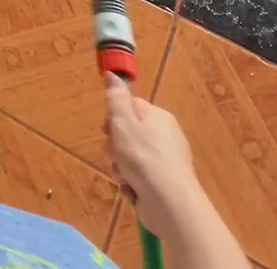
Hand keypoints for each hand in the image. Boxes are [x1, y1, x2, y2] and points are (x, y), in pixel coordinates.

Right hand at [102, 74, 205, 239]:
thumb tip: (112, 73)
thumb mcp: (124, 121)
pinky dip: (131, 182)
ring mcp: (166, 161)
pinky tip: (132, 188)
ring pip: (130, 156)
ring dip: (120, 166)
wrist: (170, 204)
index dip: (113, 117)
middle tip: (114, 154)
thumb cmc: (144, 157)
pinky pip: (139, 176)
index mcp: (158, 117)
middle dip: (115, 146)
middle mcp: (165, 136)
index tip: (106, 130)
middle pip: (128, 132)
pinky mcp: (164, 183)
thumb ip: (116, 97)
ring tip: (124, 175)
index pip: (129, 106)